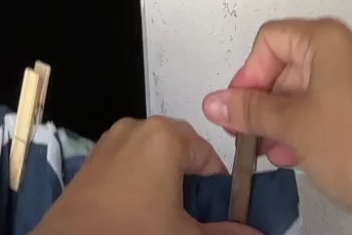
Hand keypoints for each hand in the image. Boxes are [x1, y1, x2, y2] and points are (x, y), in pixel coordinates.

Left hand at [30, 117, 253, 234]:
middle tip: (194, 221)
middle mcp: (137, 127)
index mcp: (165, 136)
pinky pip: (129, 165)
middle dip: (193, 186)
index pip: (209, 156)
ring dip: (167, 186)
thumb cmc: (136, 234)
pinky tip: (140, 218)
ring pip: (153, 159)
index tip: (222, 219)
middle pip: (181, 152)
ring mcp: (111, 140)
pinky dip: (141, 185)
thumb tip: (258, 234)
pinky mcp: (93, 159)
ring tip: (168, 222)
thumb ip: (225, 234)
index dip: (221, 190)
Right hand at [202, 19, 351, 226]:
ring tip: (272, 150)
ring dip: (283, 116)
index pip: (269, 40)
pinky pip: (328, 103)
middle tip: (248, 129)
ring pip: (307, 86)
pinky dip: (308, 123)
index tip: (239, 107)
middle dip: (265, 98)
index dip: (248, 74)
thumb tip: (217, 102)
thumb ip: (249, 110)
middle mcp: (348, 49)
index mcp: (328, 38)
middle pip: (287, 61)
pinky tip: (298, 154)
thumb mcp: (291, 126)